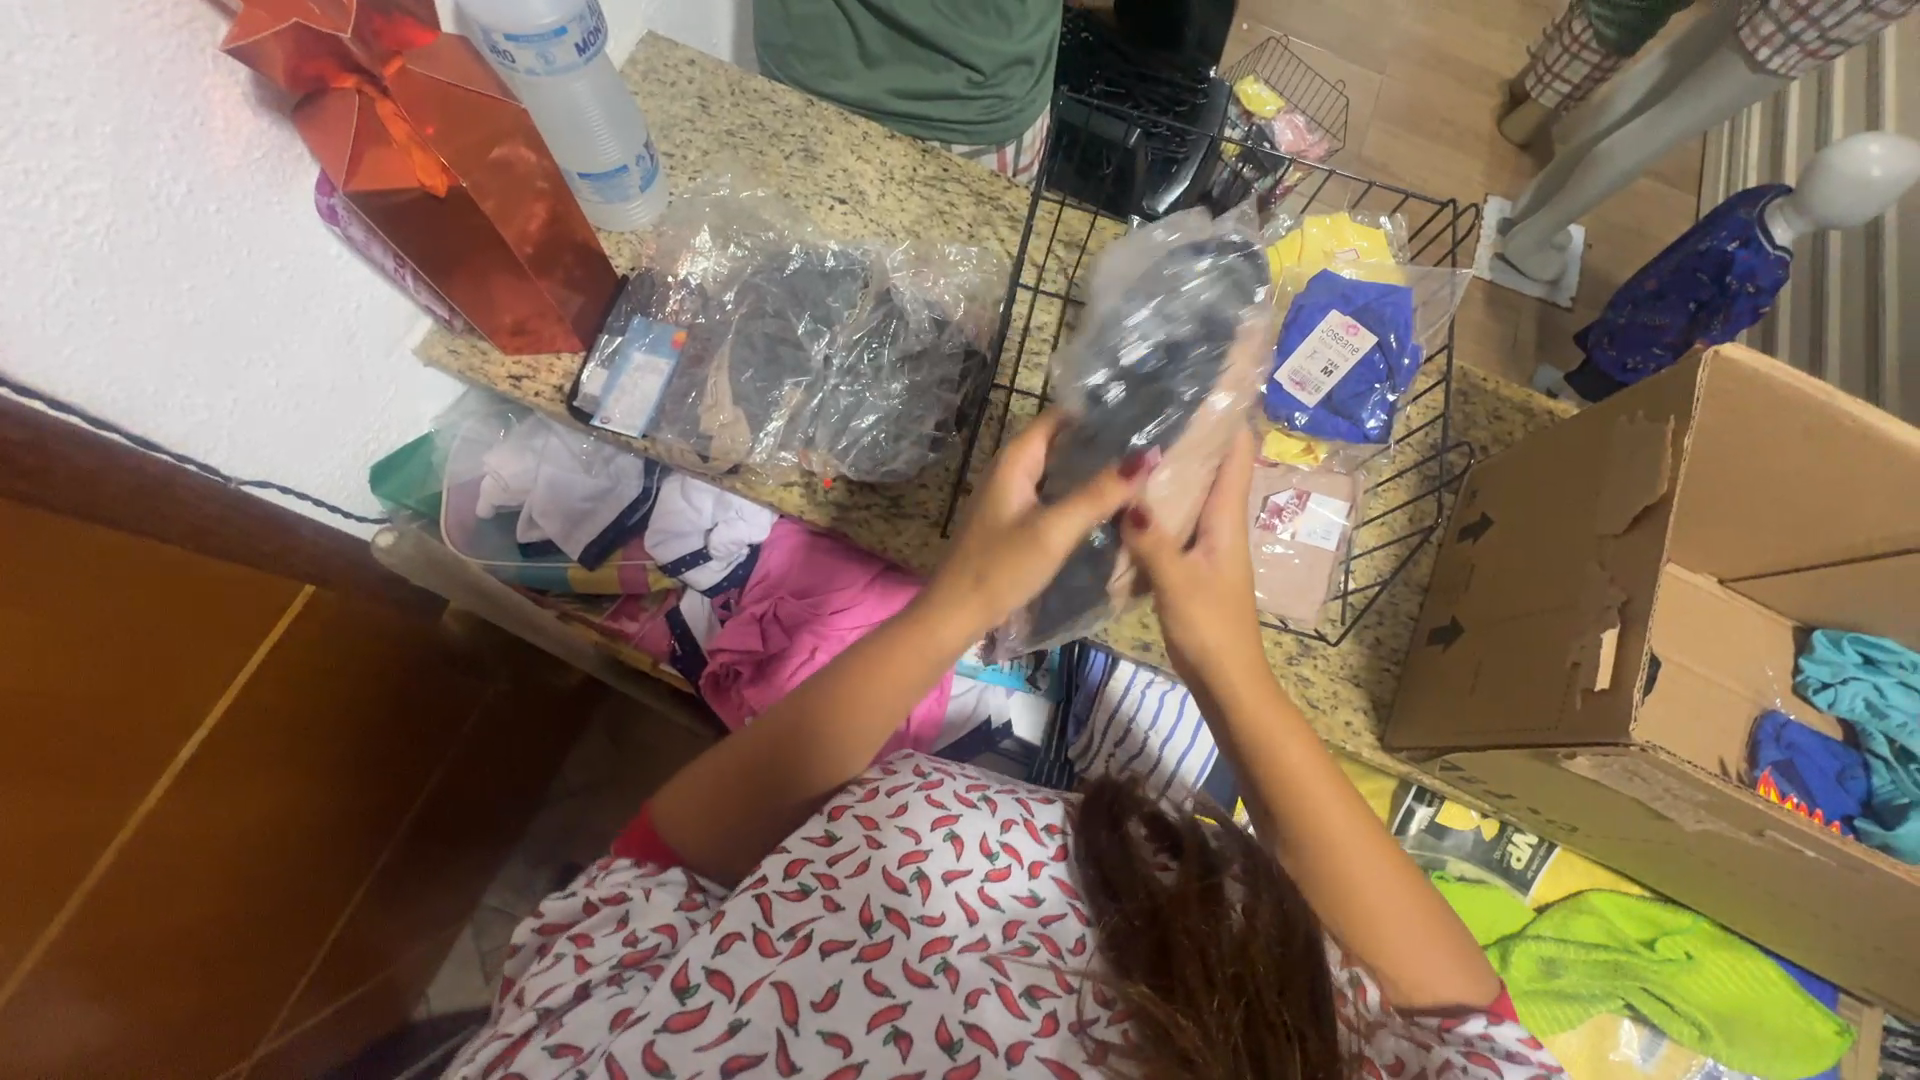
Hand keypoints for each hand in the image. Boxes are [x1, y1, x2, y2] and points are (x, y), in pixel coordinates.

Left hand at [923, 411, 1150, 639]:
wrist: (956, 613)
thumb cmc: (1001, 568)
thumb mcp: (1054, 530)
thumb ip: (1098, 494)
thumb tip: (1148, 456)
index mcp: (1015, 459)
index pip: (1060, 416)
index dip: (1097, 413)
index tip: (1140, 417)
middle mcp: (1011, 469)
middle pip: (1061, 442)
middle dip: (1100, 443)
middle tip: (1149, 447)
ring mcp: (1011, 497)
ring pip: (1058, 472)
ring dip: (1091, 471)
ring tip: (1139, 474)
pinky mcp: (1014, 522)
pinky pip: (1053, 497)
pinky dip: (1079, 496)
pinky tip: (1107, 508)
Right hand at [1119, 425, 1265, 685]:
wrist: (1226, 680)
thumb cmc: (1211, 630)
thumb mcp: (1178, 583)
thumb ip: (1152, 541)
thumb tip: (1126, 496)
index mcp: (1227, 520)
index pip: (1237, 454)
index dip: (1227, 416)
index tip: (1199, 384)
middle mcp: (1220, 524)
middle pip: (1211, 468)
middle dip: (1188, 436)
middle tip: (1147, 407)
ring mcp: (1205, 544)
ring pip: (1189, 495)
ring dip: (1168, 471)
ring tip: (1130, 442)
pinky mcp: (1189, 562)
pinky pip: (1172, 522)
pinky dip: (1154, 506)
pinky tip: (1122, 501)